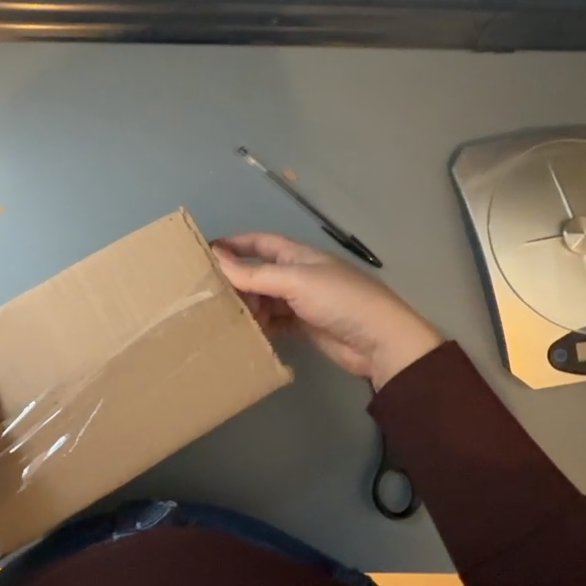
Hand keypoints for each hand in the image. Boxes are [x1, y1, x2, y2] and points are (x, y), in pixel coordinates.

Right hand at [213, 234, 441, 389]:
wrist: (380, 341)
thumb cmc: (340, 300)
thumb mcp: (295, 282)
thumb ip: (255, 274)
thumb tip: (217, 258)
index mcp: (299, 256)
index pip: (261, 243)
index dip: (235, 244)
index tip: (206, 251)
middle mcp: (299, 275)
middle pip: (260, 273)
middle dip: (236, 279)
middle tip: (206, 292)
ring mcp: (303, 302)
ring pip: (265, 299)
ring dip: (246, 305)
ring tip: (220, 314)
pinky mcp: (306, 327)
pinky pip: (275, 322)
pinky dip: (260, 325)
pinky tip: (243, 332)